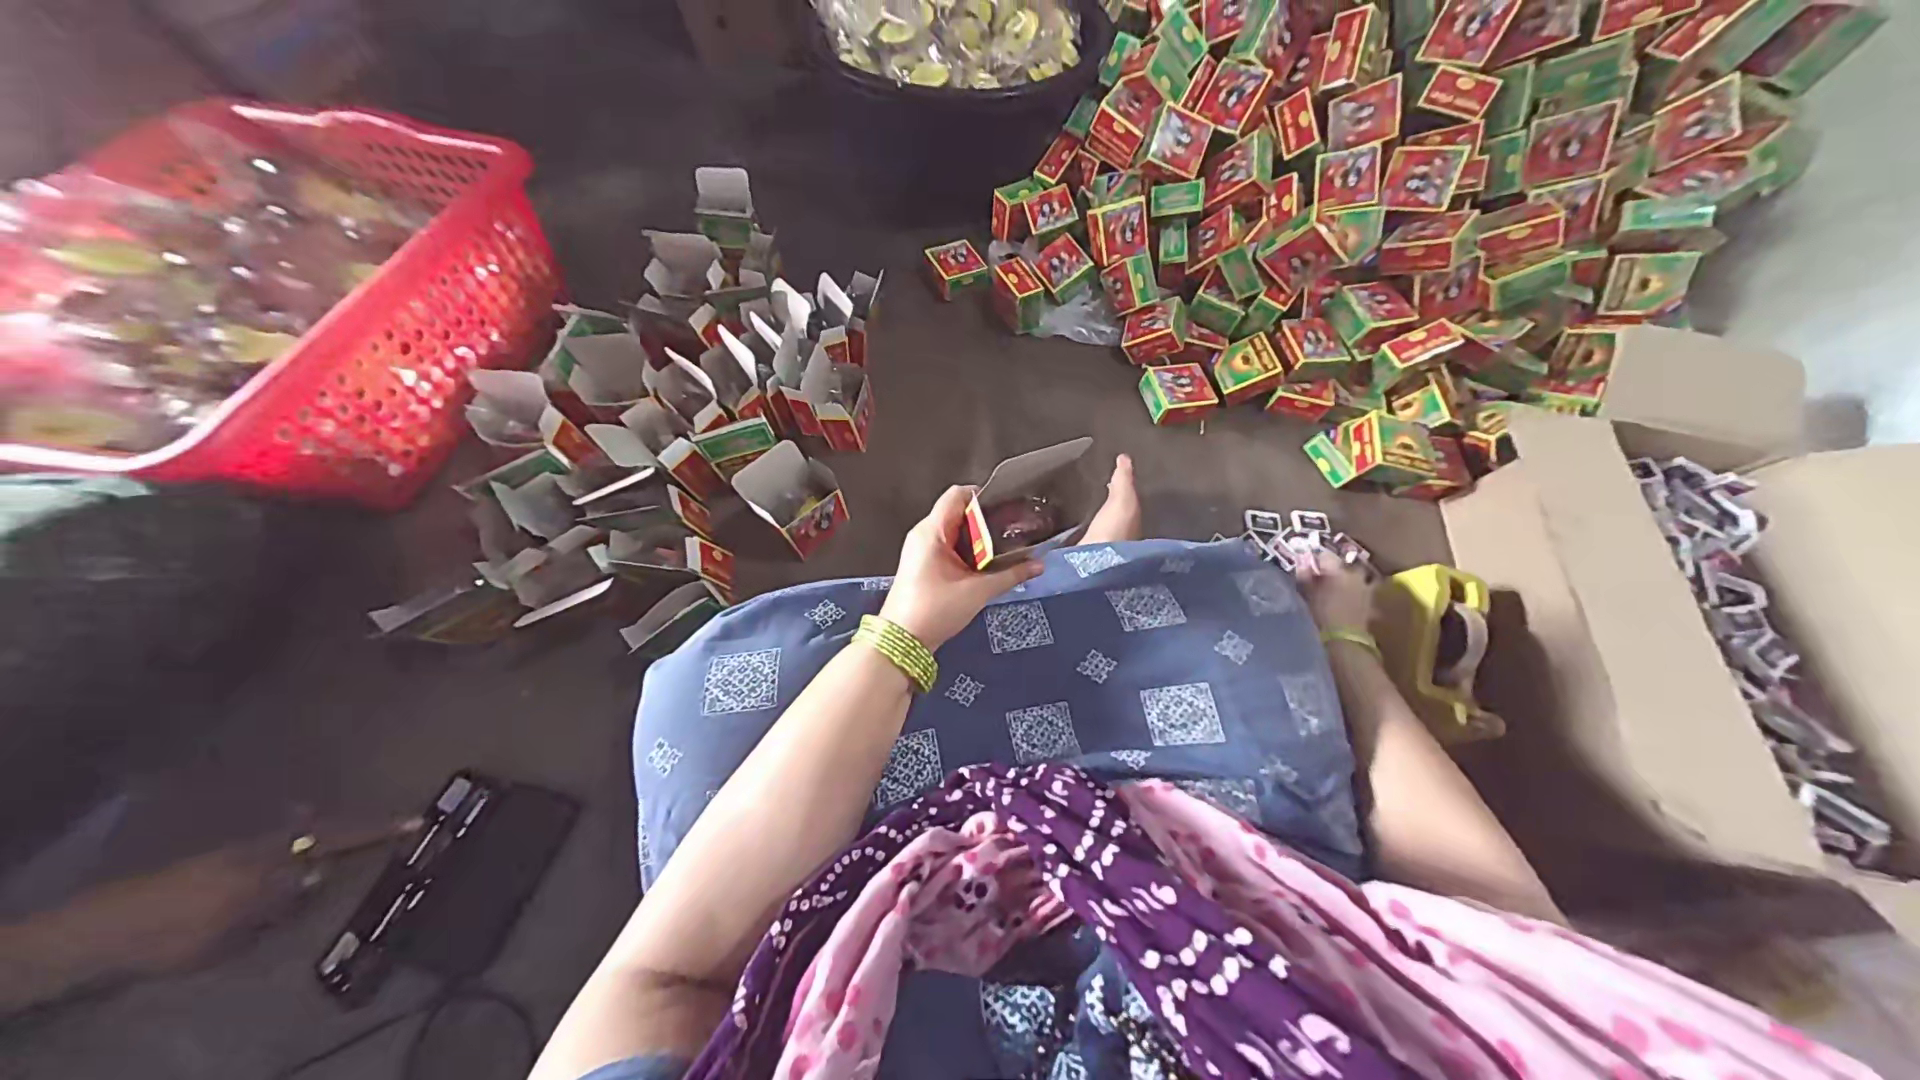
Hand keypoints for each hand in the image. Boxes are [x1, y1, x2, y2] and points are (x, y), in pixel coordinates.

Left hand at [880, 486, 1043, 650]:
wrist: (903, 640)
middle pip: (958, 511)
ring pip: (953, 529)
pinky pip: (947, 545)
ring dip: (977, 536)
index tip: (1007, 508)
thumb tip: (1038, 564)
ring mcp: (920, 548)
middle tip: (1011, 529)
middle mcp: (923, 533)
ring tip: (1003, 546)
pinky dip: (966, 548)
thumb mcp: (977, 591)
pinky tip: (984, 562)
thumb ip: (1011, 575)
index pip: (958, 494)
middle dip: (985, 518)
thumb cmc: (935, 610)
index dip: (983, 496)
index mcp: (932, 531)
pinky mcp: (922, 563)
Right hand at [1292, 550, 1375, 632]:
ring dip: (1347, 579)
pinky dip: (1355, 591)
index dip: (1316, 559)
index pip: (1325, 556)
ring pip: (1354, 576)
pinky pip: (1362, 589)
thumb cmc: (1323, 613)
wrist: (1346, 636)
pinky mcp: (1371, 600)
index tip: (1309, 565)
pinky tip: (1347, 598)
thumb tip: (1302, 565)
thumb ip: (1305, 577)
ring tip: (1336, 587)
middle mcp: (1355, 574)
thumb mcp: (1309, 594)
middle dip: (1334, 569)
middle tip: (1322, 577)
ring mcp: (1366, 586)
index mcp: (1338, 570)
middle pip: (1342, 565)